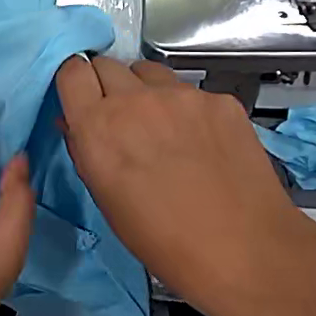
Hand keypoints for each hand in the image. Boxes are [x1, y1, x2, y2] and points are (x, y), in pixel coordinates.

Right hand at [55, 57, 315, 304]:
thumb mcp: (106, 199)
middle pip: (107, 64)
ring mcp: (181, 95)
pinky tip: (200, 141)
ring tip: (161, 126)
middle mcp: (135, 99)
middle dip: (106, 85)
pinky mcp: (220, 100)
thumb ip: (84, 151)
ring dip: (144, 90)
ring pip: (148, 72)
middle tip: (120, 117)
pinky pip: (189, 91)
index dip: (75, 82)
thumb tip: (74, 123)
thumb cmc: (161, 239)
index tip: (81, 98)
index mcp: (98, 126)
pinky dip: (185, 108)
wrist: (244, 250)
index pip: (72, 71)